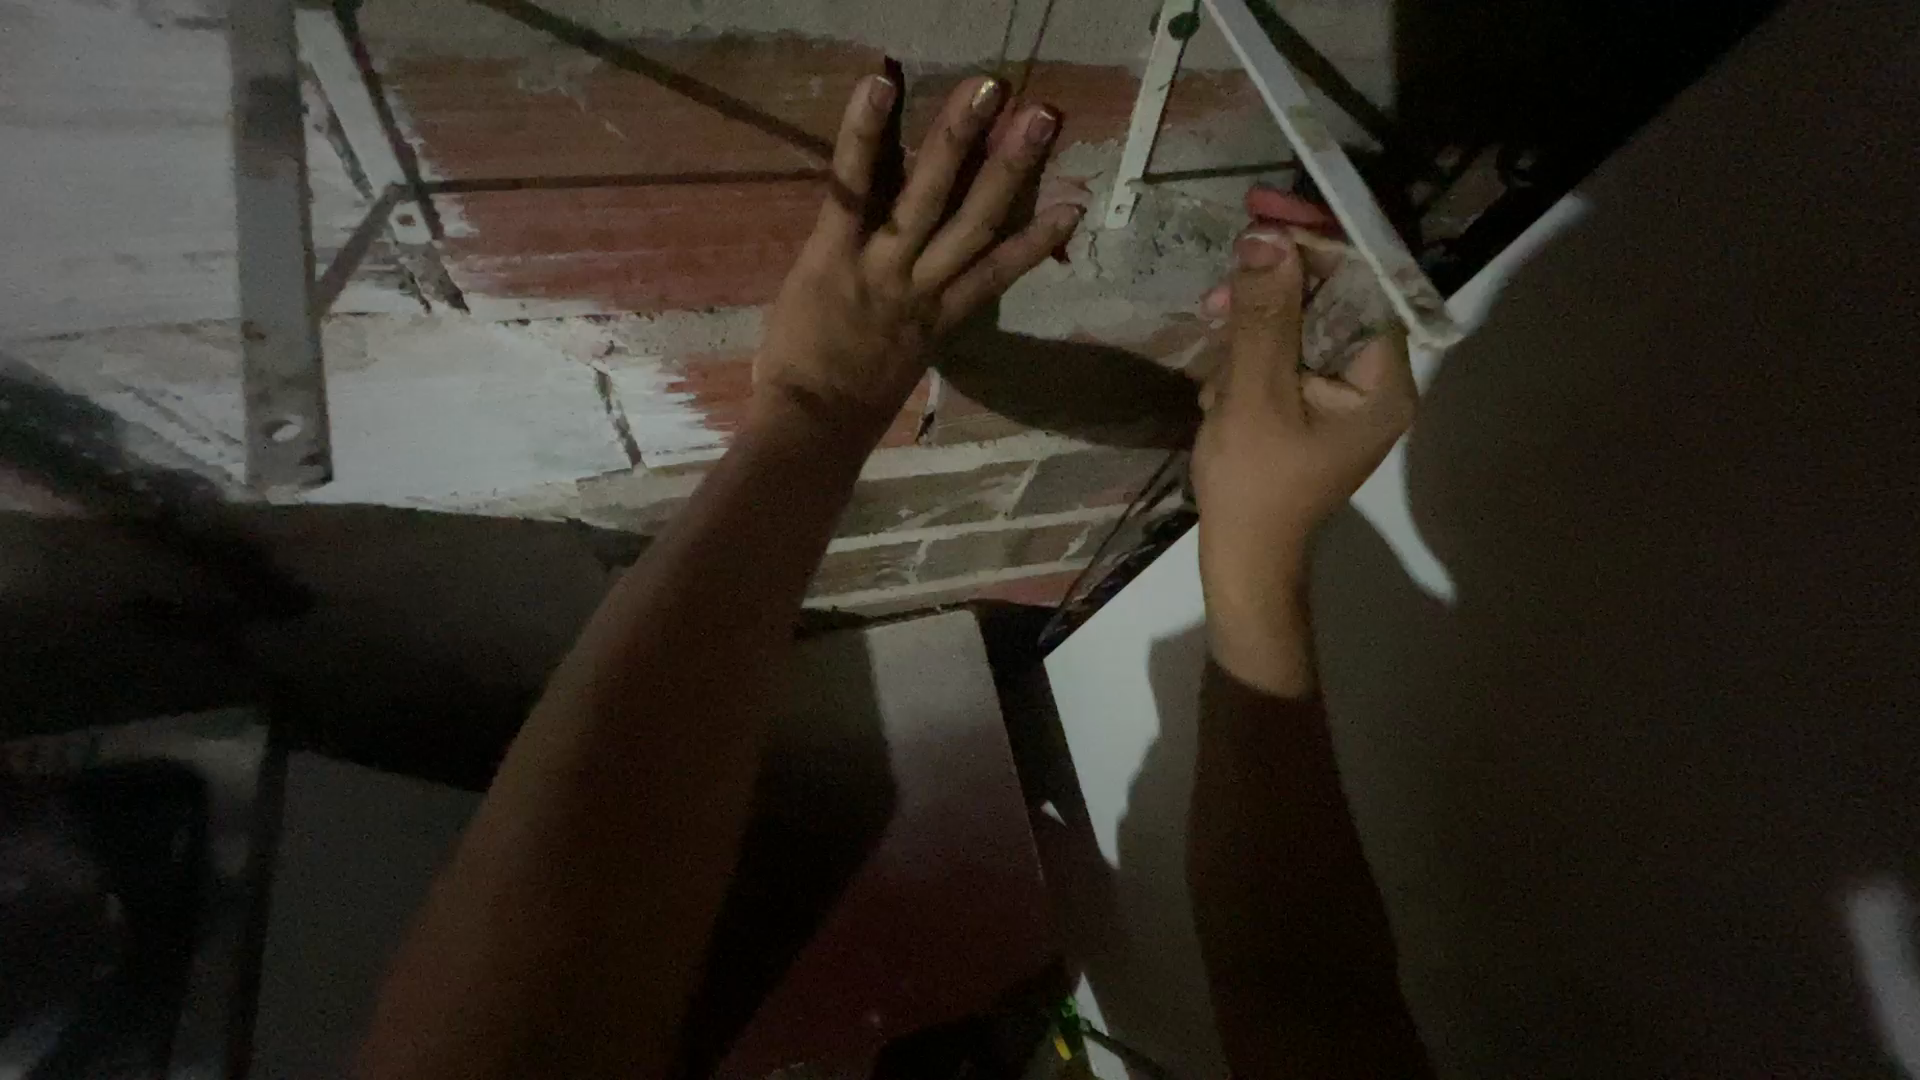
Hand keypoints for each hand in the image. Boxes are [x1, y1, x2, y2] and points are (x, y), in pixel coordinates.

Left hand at [751, 73, 1085, 438]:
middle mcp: (922, 286)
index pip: (997, 270)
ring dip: (960, 140)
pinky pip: (852, 188)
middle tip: (1043, 116)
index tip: (1073, 204)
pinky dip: (864, 137)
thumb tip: (924, 300)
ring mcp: (881, 266)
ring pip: (929, 197)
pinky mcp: (833, 253)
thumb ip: (915, 325)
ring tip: (990, 89)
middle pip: (976, 221)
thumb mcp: (901, 366)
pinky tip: (880, 84)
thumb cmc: (854, 408)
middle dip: (1011, 168)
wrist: (812, 428)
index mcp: (940, 319)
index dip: (1036, 238)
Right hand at [1193, 225, 1415, 691]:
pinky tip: (1218, 397)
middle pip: (1327, 304)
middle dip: (1267, 302)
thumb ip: (1263, 319)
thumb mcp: (1253, 397)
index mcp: (1382, 380)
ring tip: (1213, 384)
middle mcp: (1373, 382)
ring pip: (1296, 332)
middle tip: (1213, 300)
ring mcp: (1340, 398)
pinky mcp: (1310, 410)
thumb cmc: (1252, 486)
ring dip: (1246, 342)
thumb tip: (1268, 240)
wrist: (1241, 557)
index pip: (1362, 283)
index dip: (1315, 243)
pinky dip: (1246, 368)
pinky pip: (1282, 363)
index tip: (1262, 217)